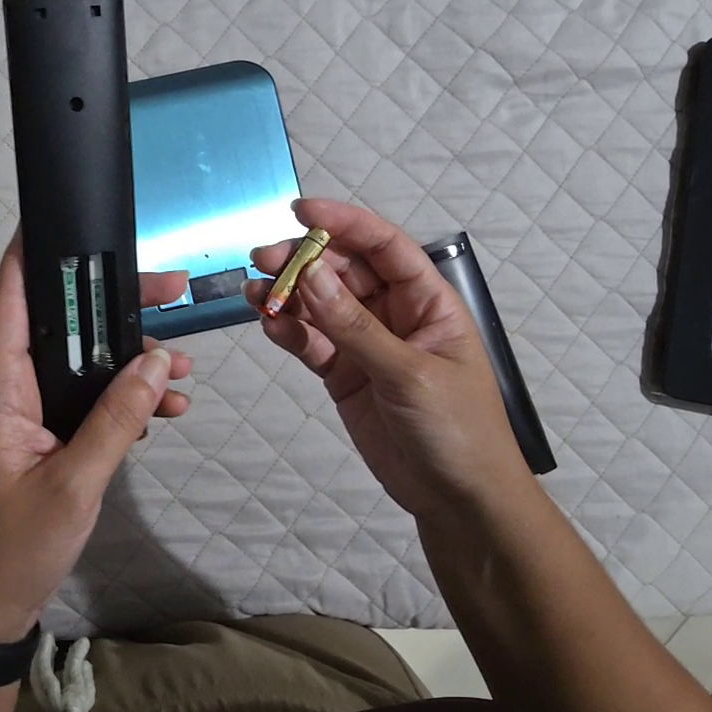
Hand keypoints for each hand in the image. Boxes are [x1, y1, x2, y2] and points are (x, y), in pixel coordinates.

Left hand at [0, 233, 193, 642]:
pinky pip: (96, 402)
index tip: (50, 219)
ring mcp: (37, 414)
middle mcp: (17, 391)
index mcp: (3, 392)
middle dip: (113, 305)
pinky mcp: (56, 436)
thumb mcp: (74, 482)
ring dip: (133, 357)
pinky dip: (131, 400)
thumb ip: (116, 420)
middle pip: (62, 327)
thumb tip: (157, 361)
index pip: (8, 309)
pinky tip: (170, 407)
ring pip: (87, 363)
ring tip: (187, 360)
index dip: (23, 260)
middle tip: (171, 288)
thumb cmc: (20, 543)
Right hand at [246, 199, 530, 519]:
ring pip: (320, 305)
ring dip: (287, 295)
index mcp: (428, 302)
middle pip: (343, 272)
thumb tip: (310, 272)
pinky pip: (310, 342)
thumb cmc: (457, 431)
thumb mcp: (408, 374)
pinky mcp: (343, 373)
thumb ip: (354, 325)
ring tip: (254, 292)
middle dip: (304, 261)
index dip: (345, 223)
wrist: (457, 500)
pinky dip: (288, 331)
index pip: (384, 247)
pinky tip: (269, 324)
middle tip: (262, 259)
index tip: (301, 211)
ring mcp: (365, 344)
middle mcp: (394, 315)